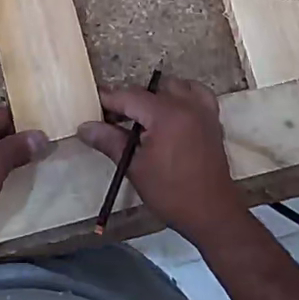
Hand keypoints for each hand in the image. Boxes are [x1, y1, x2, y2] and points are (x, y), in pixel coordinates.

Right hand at [77, 76, 248, 245]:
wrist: (212, 212)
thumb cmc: (170, 193)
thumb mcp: (135, 168)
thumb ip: (110, 141)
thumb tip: (85, 126)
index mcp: (166, 114)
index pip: (130, 97)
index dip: (109, 100)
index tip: (92, 105)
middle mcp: (186, 104)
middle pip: (150, 91)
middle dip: (130, 101)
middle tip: (112, 119)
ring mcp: (203, 109)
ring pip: (173, 87)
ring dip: (155, 97)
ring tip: (141, 118)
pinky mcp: (213, 118)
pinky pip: (196, 93)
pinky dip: (182, 95)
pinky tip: (172, 111)